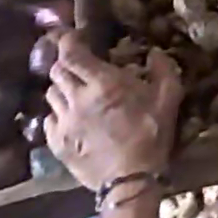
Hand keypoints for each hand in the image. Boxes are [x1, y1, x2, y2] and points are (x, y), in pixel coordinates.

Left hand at [42, 32, 182, 191]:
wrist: (131, 180)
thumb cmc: (151, 134)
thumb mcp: (168, 98)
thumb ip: (163, 69)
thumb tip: (154, 52)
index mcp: (103, 83)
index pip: (71, 53)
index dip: (68, 41)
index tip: (75, 37)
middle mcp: (77, 98)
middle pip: (57, 70)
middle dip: (67, 63)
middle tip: (81, 65)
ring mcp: (63, 122)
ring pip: (51, 93)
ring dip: (62, 87)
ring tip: (77, 92)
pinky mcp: (55, 143)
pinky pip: (49, 118)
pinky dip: (58, 112)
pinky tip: (72, 117)